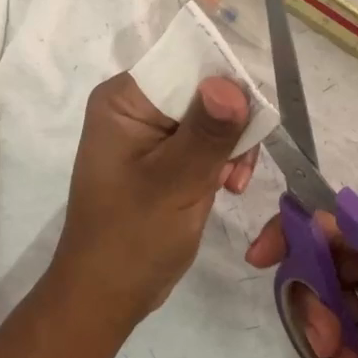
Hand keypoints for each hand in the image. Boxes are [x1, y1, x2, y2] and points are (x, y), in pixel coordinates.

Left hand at [49, 73, 260, 329]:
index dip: (224, 83)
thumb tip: (229, 84)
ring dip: (230, 146)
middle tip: (237, 167)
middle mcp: (134, 104)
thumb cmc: (132, 238)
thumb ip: (206, 133)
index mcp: (124, 98)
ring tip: (232, 184)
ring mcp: (149, 131)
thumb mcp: (174, 184)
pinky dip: (222, 161)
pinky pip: (205, 140)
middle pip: (202, 87)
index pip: (185, 62)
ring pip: (211, 115)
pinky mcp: (164, 155)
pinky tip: (227, 187)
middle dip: (230, 123)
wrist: (107, 294)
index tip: (250, 120)